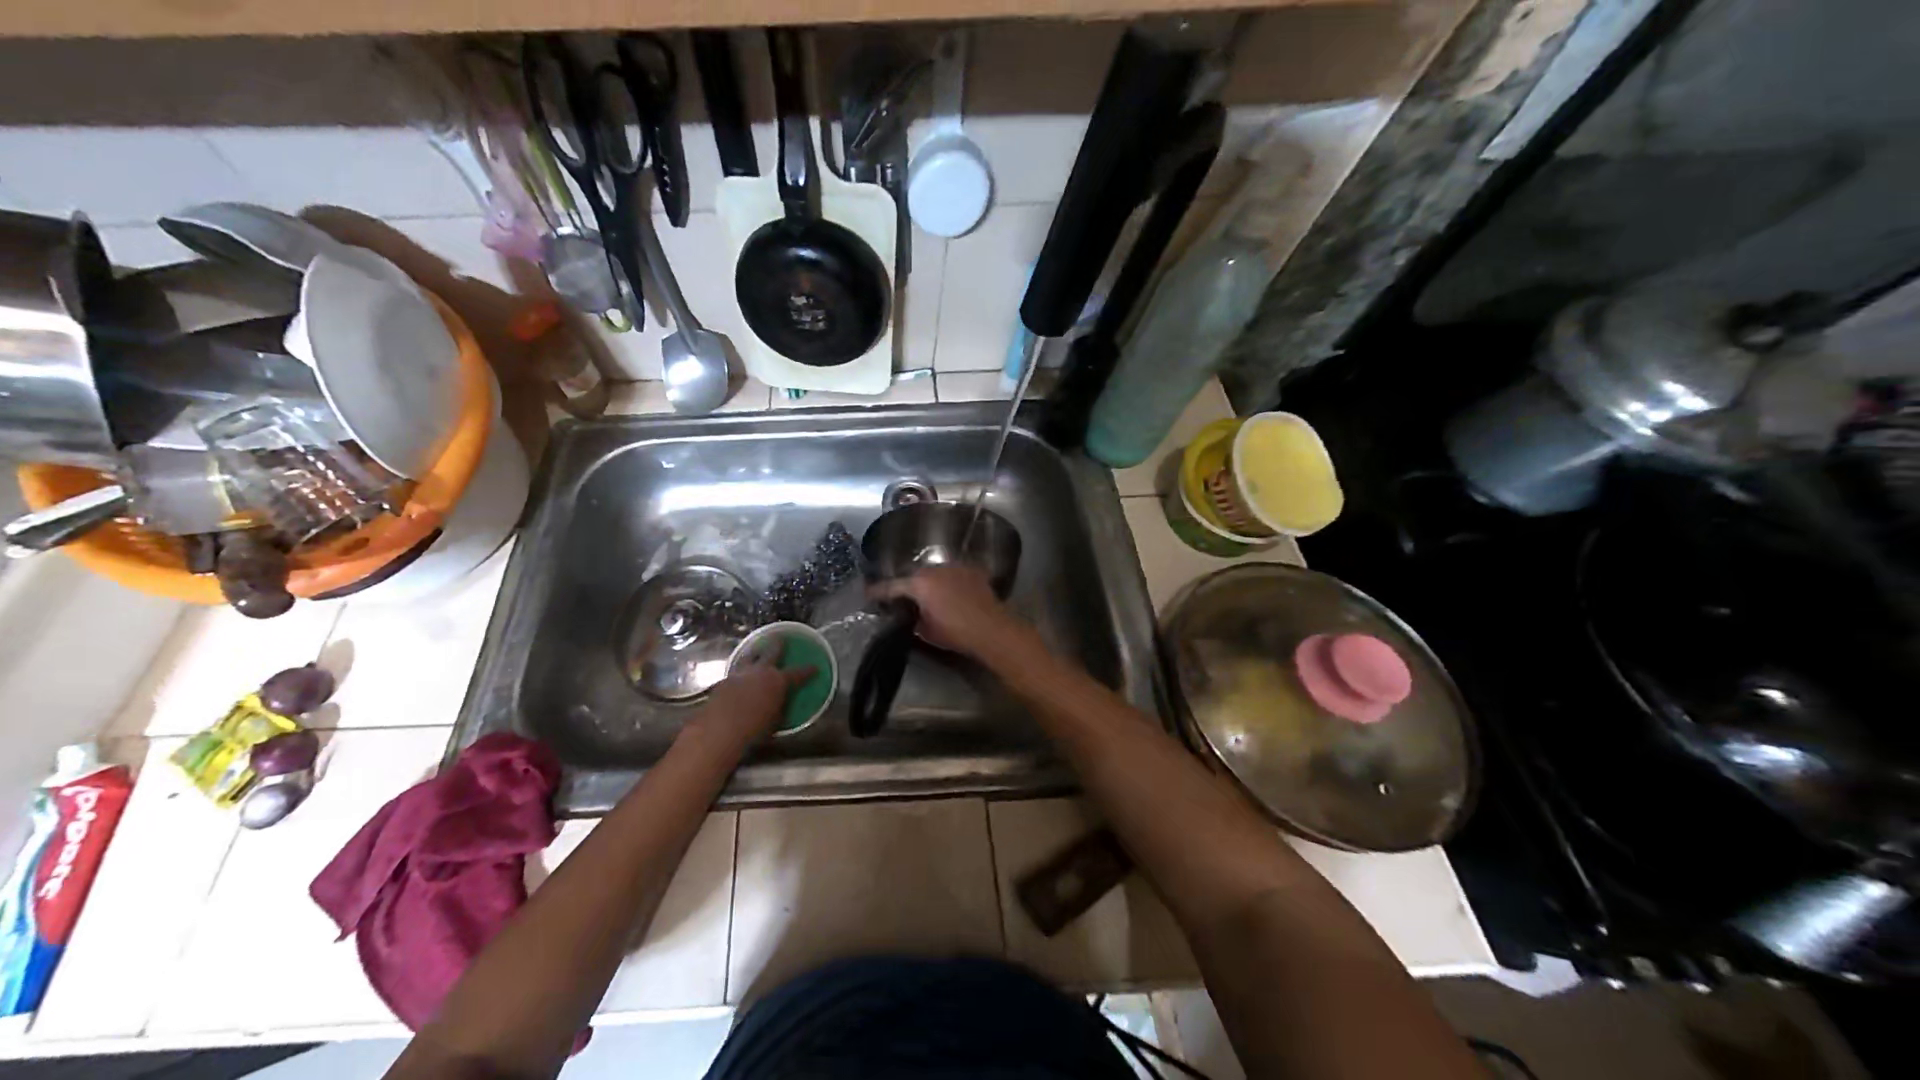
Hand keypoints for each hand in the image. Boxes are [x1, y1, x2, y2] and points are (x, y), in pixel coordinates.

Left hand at [700, 643, 815, 740]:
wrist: (720, 731)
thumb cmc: (754, 730)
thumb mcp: (776, 721)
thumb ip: (780, 707)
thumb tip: (781, 703)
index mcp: (778, 681)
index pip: (798, 673)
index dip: (807, 671)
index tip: (815, 667)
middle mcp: (760, 672)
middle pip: (771, 653)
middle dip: (778, 646)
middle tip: (781, 639)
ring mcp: (739, 674)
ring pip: (749, 657)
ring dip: (755, 654)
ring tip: (756, 652)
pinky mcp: (723, 682)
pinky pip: (735, 672)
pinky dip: (740, 672)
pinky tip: (739, 677)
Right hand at [871, 565, 1026, 658]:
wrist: (991, 629)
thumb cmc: (955, 632)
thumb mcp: (925, 631)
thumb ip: (912, 618)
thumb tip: (908, 614)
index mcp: (919, 584)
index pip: (892, 587)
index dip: (878, 592)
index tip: (868, 594)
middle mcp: (935, 569)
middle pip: (914, 577)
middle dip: (908, 587)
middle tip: (903, 599)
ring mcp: (956, 567)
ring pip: (935, 573)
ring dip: (929, 582)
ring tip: (929, 595)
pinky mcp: (972, 571)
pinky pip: (953, 574)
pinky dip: (948, 582)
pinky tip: (951, 592)